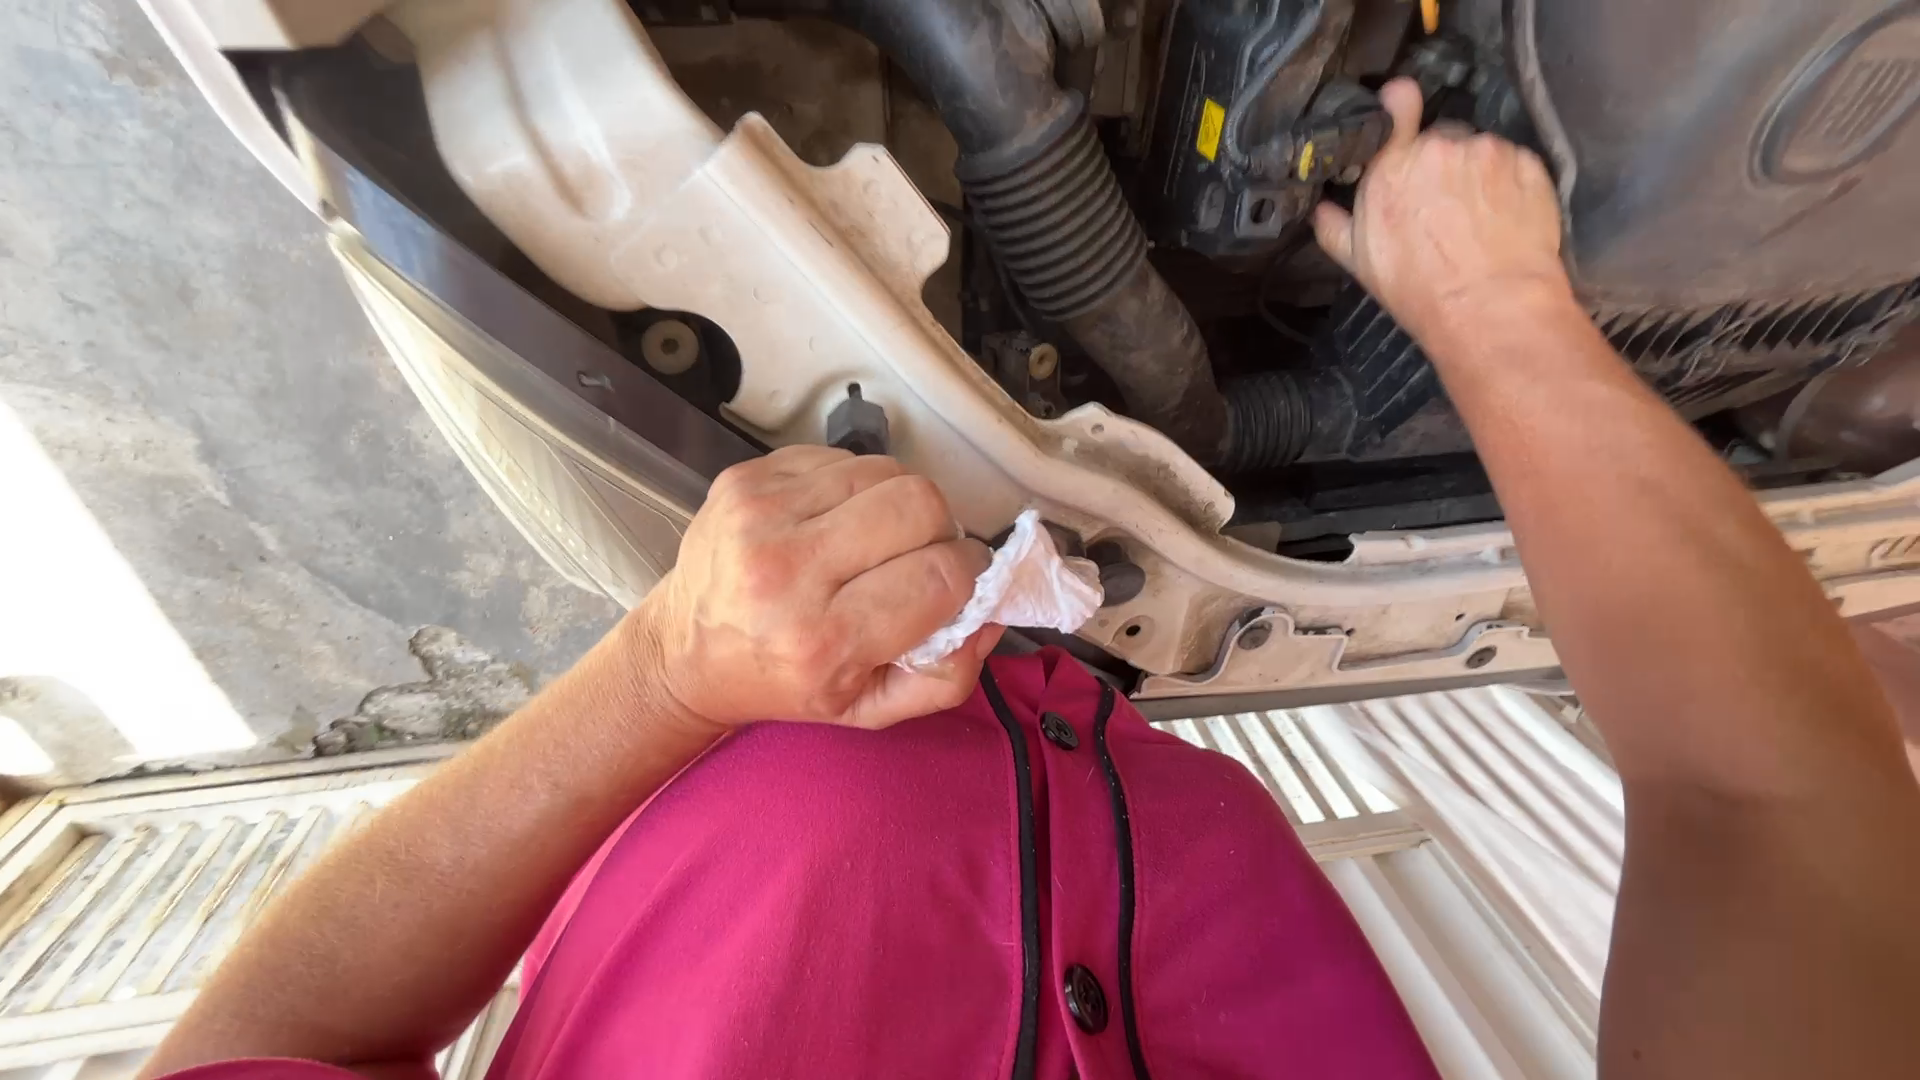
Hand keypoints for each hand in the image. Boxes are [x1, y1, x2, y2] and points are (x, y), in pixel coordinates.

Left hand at [632, 445, 999, 731]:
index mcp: (822, 640)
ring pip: (886, 470)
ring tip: (875, 538)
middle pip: (921, 505)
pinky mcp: (747, 477)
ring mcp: (761, 513)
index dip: (968, 575)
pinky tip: (835, 520)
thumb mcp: (871, 709)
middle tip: (920, 555)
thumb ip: (946, 676)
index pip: (941, 577)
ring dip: (899, 503)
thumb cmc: (783, 684)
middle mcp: (786, 570)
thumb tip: (992, 612)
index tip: (958, 582)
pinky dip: (856, 486)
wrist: (685, 652)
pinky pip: (842, 458)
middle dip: (941, 530)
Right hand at [1313, 78, 1571, 341]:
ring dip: (1470, 174)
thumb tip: (1321, 210)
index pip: (1397, 106)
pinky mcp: (1527, 162)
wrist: (1487, 303)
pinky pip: (1510, 163)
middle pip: (1438, 140)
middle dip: (1435, 164)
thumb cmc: (1417, 287)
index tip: (1400, 104)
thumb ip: (1334, 227)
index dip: (1399, 103)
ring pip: (1475, 151)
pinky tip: (1494, 218)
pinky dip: (1503, 183)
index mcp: (1391, 170)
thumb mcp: (1359, 263)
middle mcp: (1439, 149)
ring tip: (1468, 218)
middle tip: (1433, 206)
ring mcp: (1488, 152)